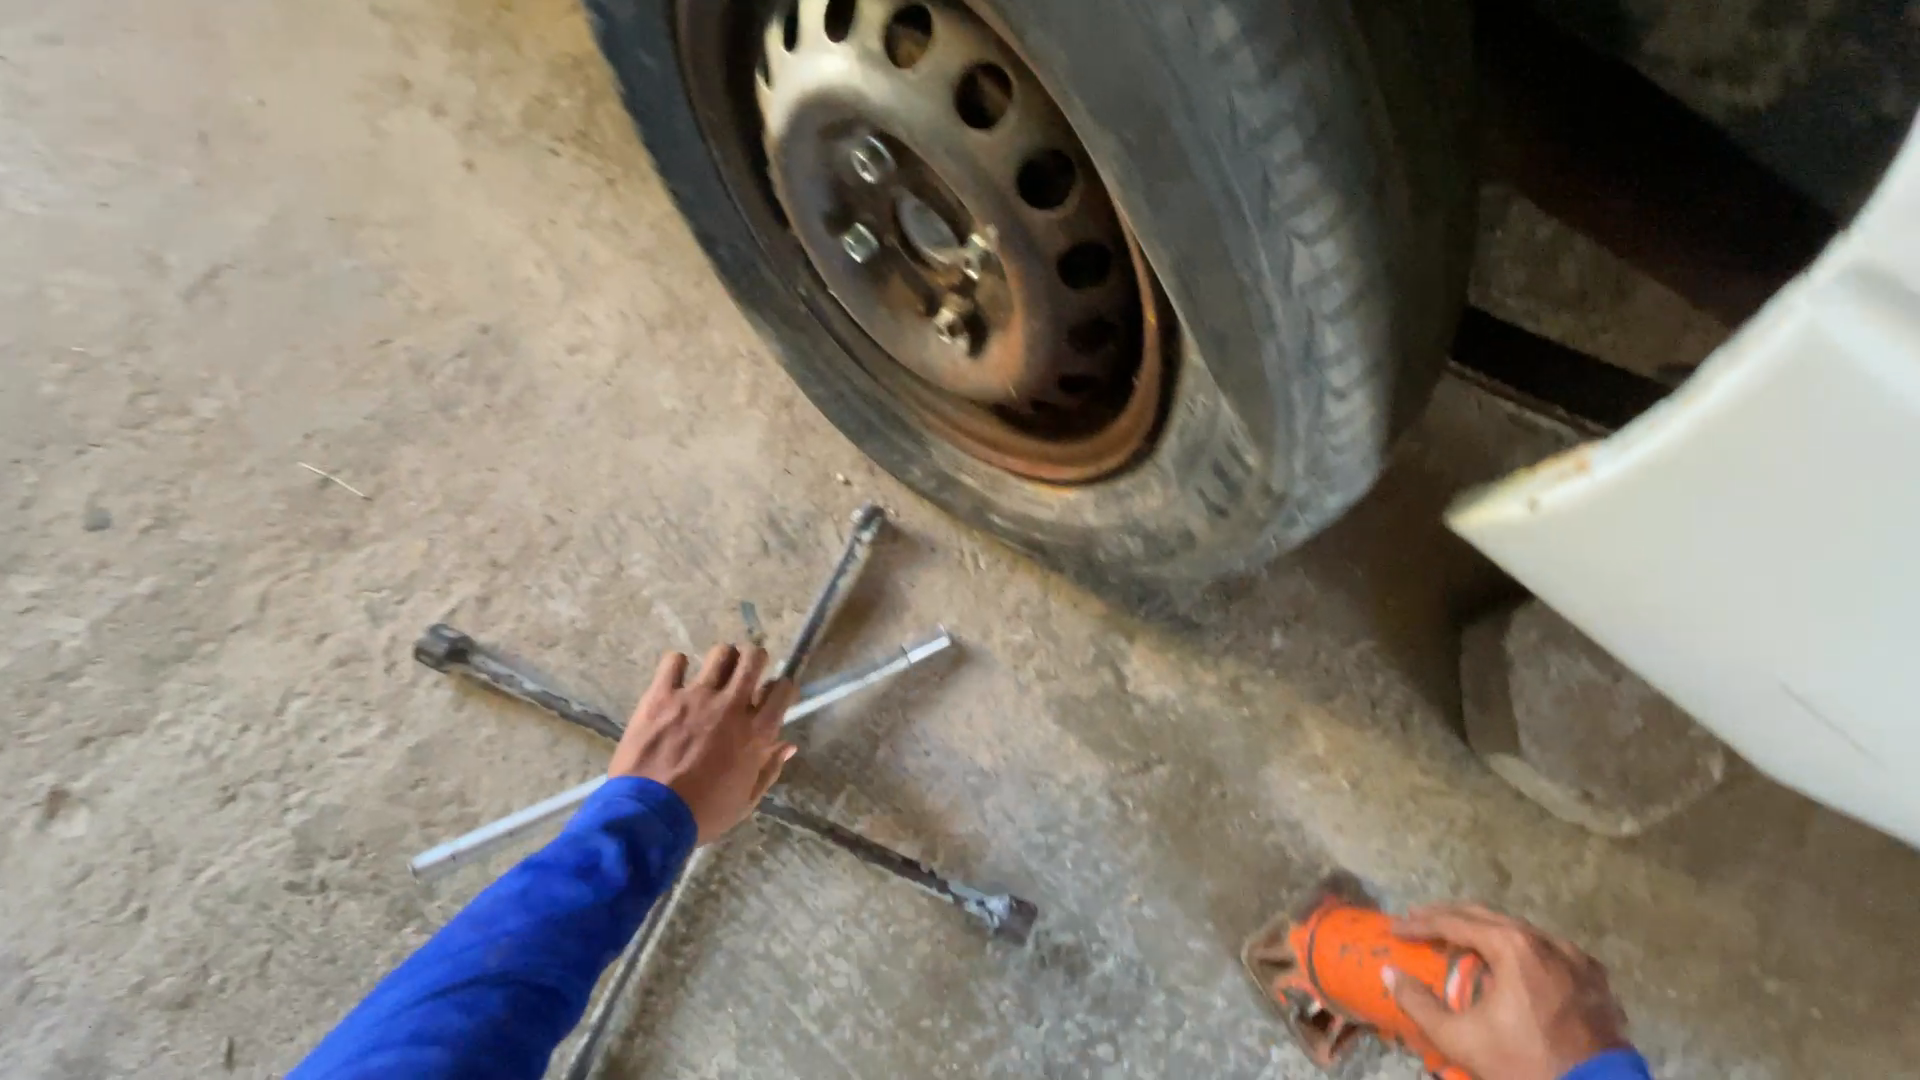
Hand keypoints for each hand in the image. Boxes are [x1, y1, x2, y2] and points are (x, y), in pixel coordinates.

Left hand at [609, 643, 798, 844]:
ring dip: (722, 660)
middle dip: (756, 659)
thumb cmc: (702, 815)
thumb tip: (788, 746)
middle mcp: (731, 706)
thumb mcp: (745, 801)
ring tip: (714, 673)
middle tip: (746, 672)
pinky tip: (676, 677)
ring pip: (720, 654)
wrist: (648, 818)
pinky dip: (677, 665)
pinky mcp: (662, 696)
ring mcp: (696, 697)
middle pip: (754, 659)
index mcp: (756, 732)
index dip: (782, 688)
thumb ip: (769, 769)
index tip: (773, 694)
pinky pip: (674, 662)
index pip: (783, 689)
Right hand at [1387, 904, 1628, 1079]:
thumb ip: (1418, 1003)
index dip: (1419, 924)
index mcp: (1512, 946)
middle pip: (1485, 915)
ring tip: (1460, 939)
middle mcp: (1544, 940)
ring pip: (1518, 929)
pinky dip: (1521, 949)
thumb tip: (1390, 973)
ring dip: (1484, 930)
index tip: (1396, 929)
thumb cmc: (1527, 1066)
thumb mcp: (1461, 1039)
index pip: (1453, 923)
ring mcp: (1576, 958)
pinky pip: (1549, 950)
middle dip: (1447, 917)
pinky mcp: (1596, 980)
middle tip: (1418, 921)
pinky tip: (1512, 962)